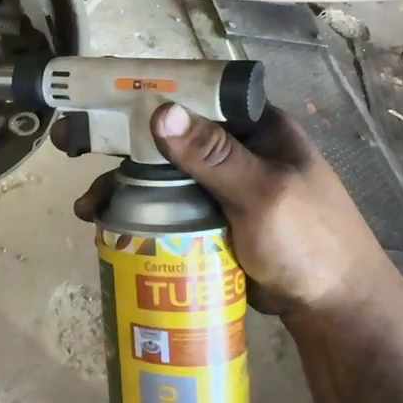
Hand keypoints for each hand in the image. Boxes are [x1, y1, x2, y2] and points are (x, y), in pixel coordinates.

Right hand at [73, 104, 391, 315]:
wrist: (333, 308)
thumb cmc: (310, 242)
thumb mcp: (262, 193)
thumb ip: (213, 156)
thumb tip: (160, 112)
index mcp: (255, 128)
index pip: (192, 95)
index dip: (143, 94)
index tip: (97, 100)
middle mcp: (234, 148)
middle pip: (164, 136)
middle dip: (115, 142)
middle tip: (69, 144)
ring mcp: (219, 185)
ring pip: (157, 173)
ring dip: (118, 183)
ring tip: (86, 207)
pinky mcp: (208, 218)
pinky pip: (162, 205)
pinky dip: (133, 210)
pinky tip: (107, 224)